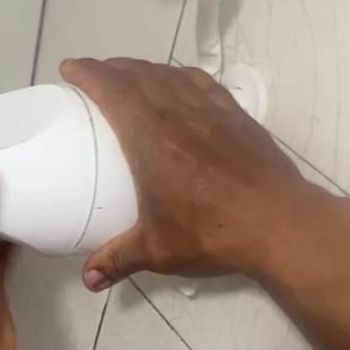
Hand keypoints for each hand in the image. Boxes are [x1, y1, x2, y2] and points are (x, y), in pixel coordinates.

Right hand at [60, 57, 340, 290]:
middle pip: (141, 75)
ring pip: (172, 74)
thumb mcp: (157, 251)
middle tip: (95, 75)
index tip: (70, 68)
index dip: (89, 73)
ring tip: (131, 76)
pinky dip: (182, 76)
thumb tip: (89, 281)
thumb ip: (118, 261)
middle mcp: (180, 115)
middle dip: (113, 68)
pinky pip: (203, 84)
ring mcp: (213, 112)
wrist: (279, 224)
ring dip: (146, 69)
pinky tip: (180, 83)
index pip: (114, 90)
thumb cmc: (212, 233)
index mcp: (152, 140)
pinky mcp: (238, 118)